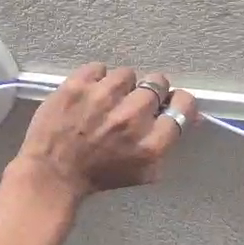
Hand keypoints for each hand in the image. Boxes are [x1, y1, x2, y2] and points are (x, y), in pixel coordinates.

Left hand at [12, 62, 197, 205]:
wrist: (52, 174)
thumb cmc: (99, 176)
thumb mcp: (144, 170)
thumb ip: (168, 141)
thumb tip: (192, 115)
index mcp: (151, 143)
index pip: (182, 105)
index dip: (178, 100)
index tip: (168, 101)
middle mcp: (131, 118)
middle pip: (157, 84)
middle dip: (147, 92)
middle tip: (130, 104)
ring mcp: (104, 98)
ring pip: (127, 74)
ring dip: (120, 86)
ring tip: (105, 101)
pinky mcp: (78, 86)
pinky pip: (99, 68)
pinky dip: (94, 79)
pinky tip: (87, 96)